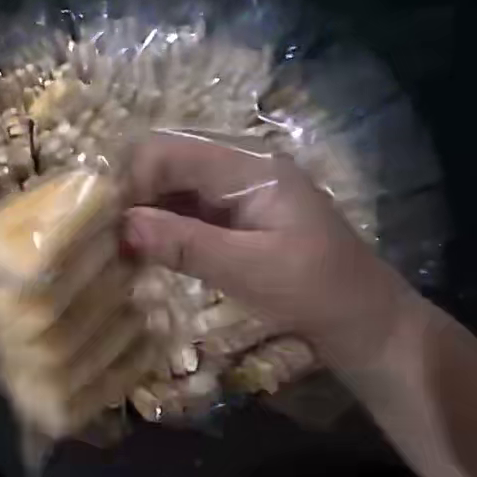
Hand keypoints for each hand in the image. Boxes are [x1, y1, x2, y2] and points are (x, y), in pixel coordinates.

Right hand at [122, 131, 422, 373]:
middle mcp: (239, 169)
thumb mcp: (249, 270)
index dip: (133, 181)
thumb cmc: (317, 292)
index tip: (112, 226)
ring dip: (142, 213)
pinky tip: (143, 253)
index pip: (170, 152)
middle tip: (108, 239)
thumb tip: (122, 226)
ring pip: (171, 187)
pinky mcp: (234, 218)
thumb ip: (184, 244)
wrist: (368, 324)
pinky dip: (159, 228)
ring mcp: (237, 193)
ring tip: (119, 249)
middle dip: (132, 196)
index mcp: (249, 168)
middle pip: (166, 163)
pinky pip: (184, 211)